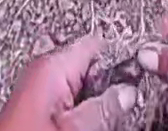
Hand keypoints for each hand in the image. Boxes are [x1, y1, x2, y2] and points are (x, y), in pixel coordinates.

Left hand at [0, 34, 138, 130]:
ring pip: (76, 86)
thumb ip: (103, 107)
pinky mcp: (31, 109)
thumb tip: (128, 90)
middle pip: (87, 66)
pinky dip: (75, 109)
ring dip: (90, 101)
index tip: (136, 80)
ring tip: (98, 120)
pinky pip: (62, 100)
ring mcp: (34, 90)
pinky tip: (80, 124)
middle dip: (104, 84)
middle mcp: (41, 69)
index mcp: (51, 64)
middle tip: (118, 108)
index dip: (119, 61)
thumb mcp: (73, 130)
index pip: (96, 44)